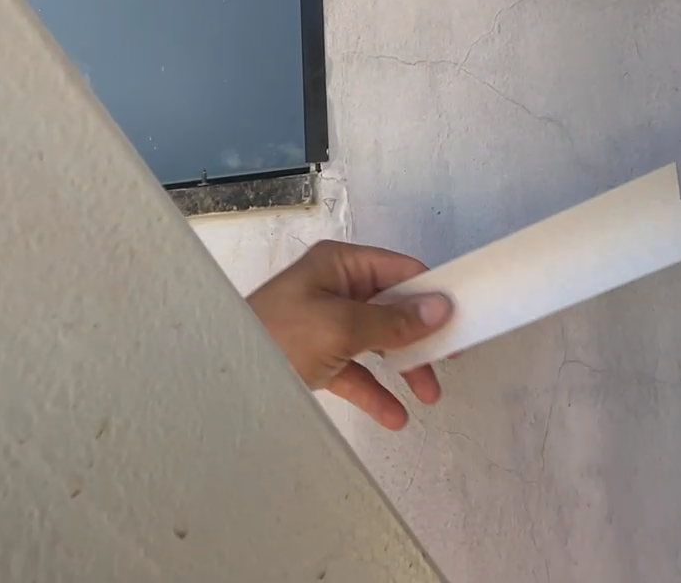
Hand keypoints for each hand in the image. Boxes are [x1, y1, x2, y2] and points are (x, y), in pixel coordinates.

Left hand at [246, 240, 451, 429]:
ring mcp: (325, 322)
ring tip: (429, 395)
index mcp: (340, 265)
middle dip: (420, 336)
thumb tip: (440, 306)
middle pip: (392, 307)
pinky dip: (375, 388)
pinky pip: (355, 369)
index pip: (399, 270)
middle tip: (450, 359)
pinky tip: (393, 415)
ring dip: (404, 366)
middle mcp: (336, 287)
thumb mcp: (341, 326)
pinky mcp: (316, 355)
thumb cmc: (277, 336)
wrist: (219, 380)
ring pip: (378, 340)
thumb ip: (394, 320)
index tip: (460, 314)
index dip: (431, 291)